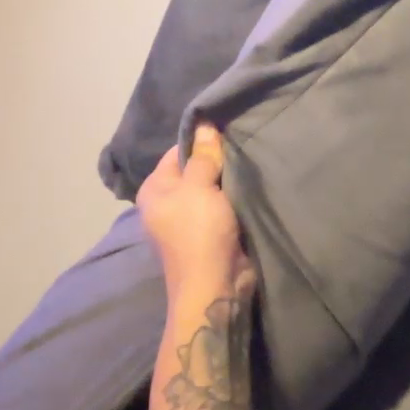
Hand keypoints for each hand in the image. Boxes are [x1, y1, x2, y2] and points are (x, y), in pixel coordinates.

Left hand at [138, 124, 246, 306]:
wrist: (214, 284)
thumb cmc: (199, 231)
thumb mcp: (199, 187)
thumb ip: (203, 156)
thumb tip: (204, 124)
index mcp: (155, 189)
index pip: (177, 153)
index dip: (202, 142)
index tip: (229, 131)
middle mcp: (168, 202)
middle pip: (197, 170)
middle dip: (219, 161)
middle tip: (246, 146)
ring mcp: (190, 219)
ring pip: (214, 189)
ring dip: (231, 181)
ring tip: (253, 164)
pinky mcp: (212, 232)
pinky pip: (225, 206)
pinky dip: (237, 199)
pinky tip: (254, 188)